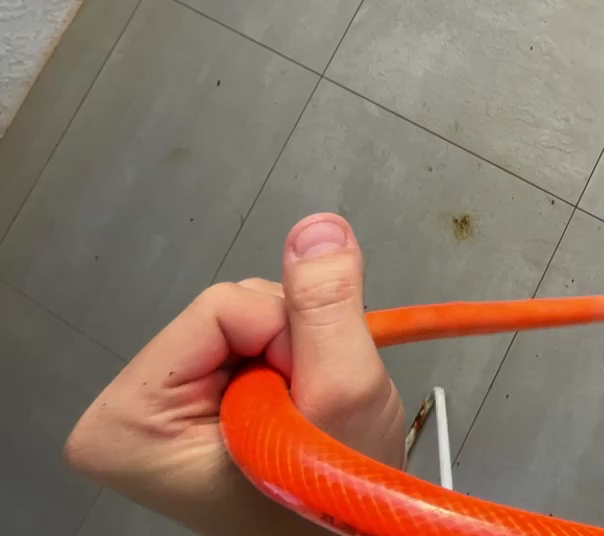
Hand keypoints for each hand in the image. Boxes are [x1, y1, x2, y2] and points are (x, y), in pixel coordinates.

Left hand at [66, 214, 407, 535]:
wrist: (347, 523)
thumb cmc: (332, 487)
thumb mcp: (340, 392)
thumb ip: (325, 307)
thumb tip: (318, 226)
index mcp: (127, 417)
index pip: (227, 306)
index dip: (291, 334)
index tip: (307, 387)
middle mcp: (130, 405)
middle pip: (241, 306)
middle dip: (301, 339)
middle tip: (313, 398)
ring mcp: (167, 398)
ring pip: (262, 311)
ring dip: (309, 344)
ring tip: (313, 401)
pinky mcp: (205, 388)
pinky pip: (269, 326)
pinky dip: (307, 349)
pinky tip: (307, 393)